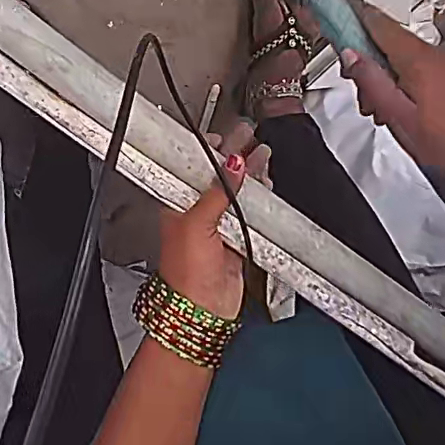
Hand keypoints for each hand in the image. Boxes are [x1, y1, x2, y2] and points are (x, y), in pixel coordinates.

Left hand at [155, 129, 267, 320]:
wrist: (202, 310)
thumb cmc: (186, 272)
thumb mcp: (197, 223)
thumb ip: (218, 192)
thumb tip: (232, 164)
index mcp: (179, 203)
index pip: (193, 168)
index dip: (207, 150)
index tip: (221, 134)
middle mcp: (198, 210)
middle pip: (218, 175)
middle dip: (233, 154)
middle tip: (247, 134)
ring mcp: (219, 223)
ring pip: (237, 190)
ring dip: (250, 171)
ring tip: (261, 153)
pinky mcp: (238, 236)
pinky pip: (251, 210)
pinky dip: (260, 194)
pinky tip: (265, 180)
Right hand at [340, 6, 444, 171]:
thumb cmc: (443, 140)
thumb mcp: (396, 113)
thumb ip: (370, 80)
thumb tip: (349, 54)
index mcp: (416, 58)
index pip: (377, 22)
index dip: (351, 20)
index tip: (332, 23)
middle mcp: (430, 53)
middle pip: (384, 39)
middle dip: (363, 58)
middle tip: (356, 85)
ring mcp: (439, 63)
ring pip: (395, 54)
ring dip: (378, 73)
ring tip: (375, 104)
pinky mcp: (442, 75)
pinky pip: (409, 65)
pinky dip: (393, 79)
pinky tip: (391, 105)